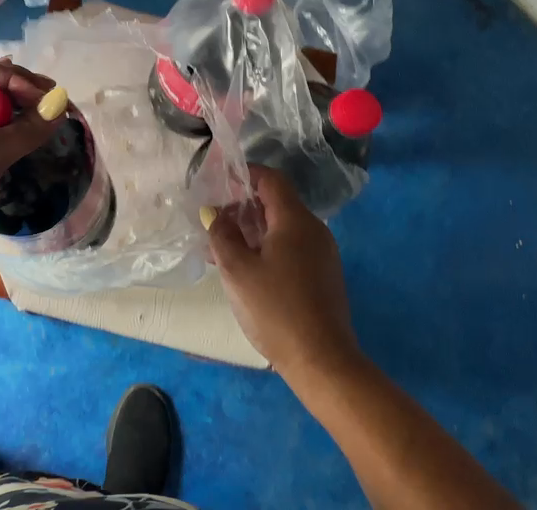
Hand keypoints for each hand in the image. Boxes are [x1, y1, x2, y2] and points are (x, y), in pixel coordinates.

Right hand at [208, 166, 361, 379]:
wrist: (322, 361)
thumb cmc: (276, 310)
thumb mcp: (236, 270)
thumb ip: (221, 235)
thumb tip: (215, 215)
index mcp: (295, 221)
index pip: (271, 179)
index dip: (244, 175)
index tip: (217, 183)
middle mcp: (314, 231)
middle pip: (276, 203)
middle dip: (242, 207)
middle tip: (213, 222)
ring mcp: (322, 254)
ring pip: (283, 228)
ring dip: (252, 231)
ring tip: (222, 249)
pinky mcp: (323, 276)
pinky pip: (291, 248)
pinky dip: (267, 248)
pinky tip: (246, 270)